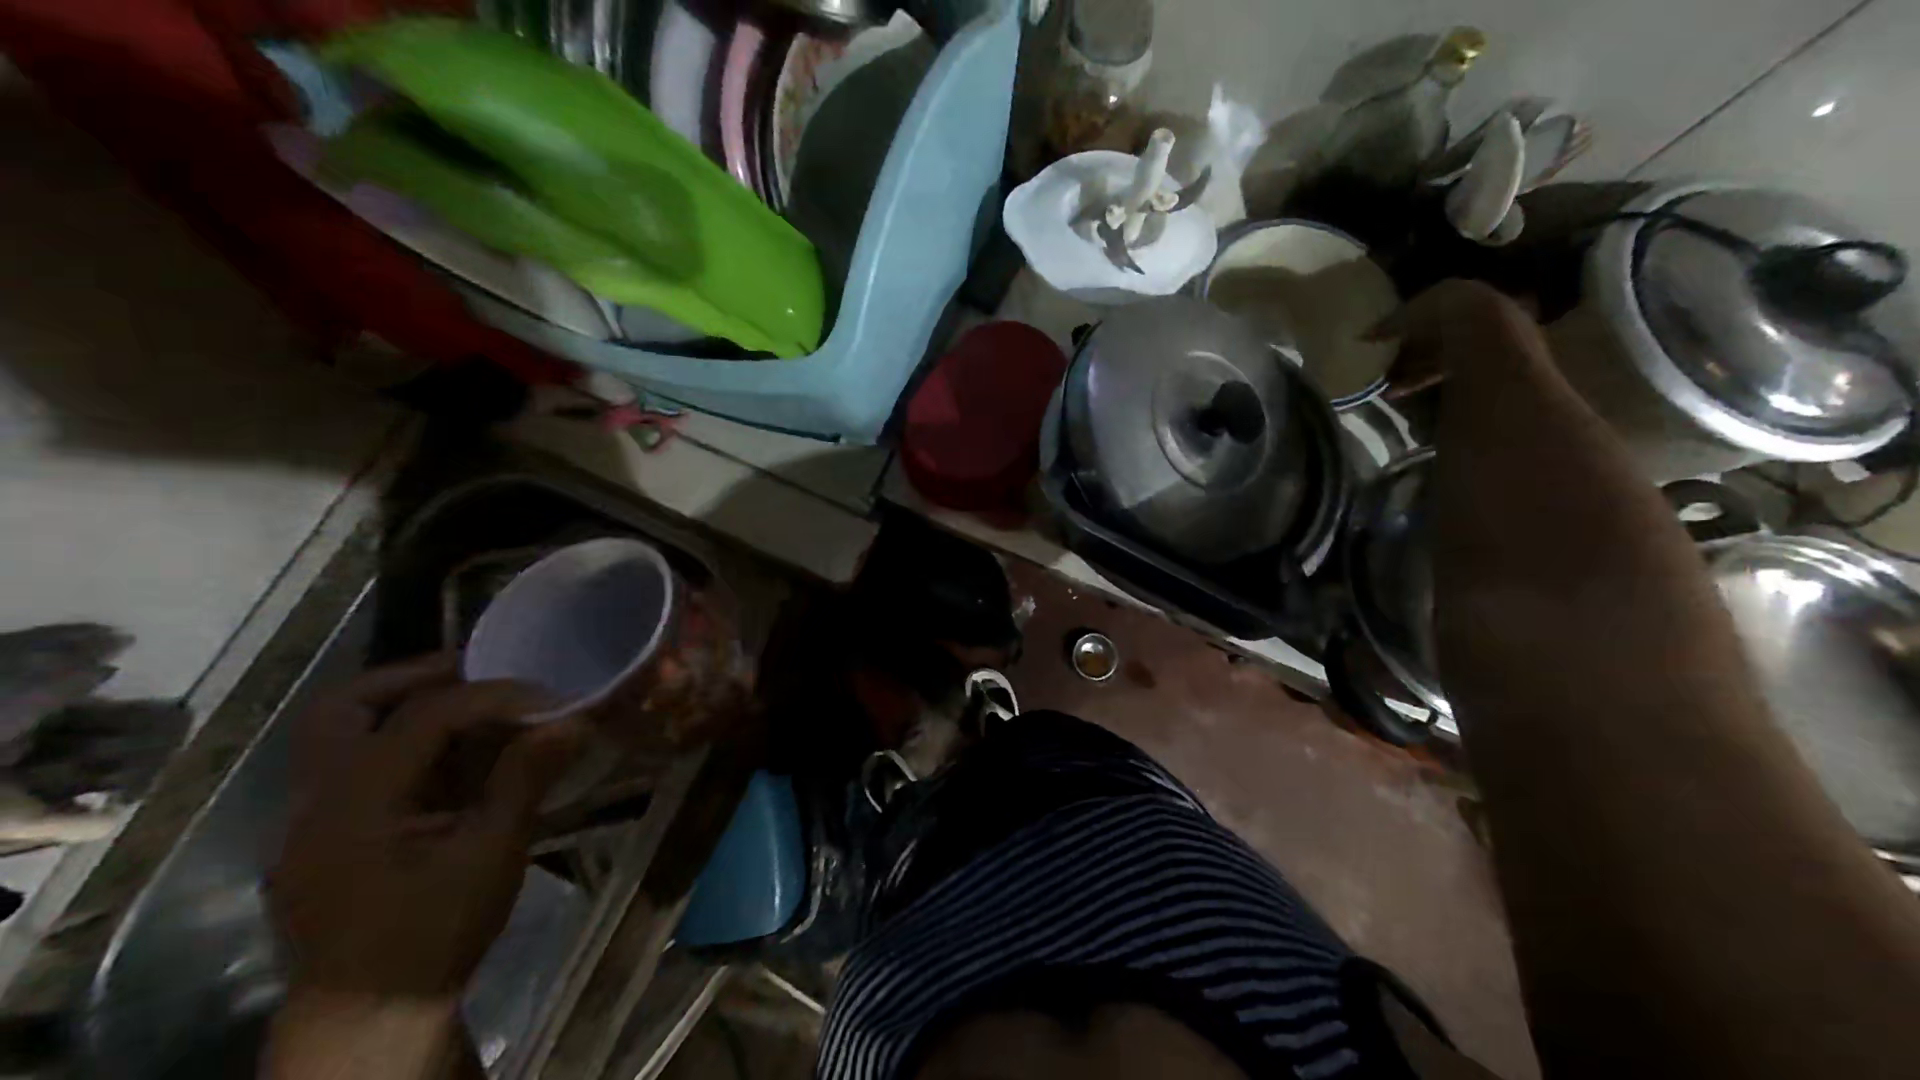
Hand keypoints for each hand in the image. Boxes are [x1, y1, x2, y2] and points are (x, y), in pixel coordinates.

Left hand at [269, 655, 584, 1001]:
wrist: (368, 1019)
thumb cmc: (432, 935)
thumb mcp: (491, 855)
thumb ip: (525, 778)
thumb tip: (574, 720)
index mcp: (353, 801)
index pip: (424, 716)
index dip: (494, 695)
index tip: (551, 697)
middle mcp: (317, 800)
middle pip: (345, 706)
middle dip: (415, 678)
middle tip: (479, 671)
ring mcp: (314, 820)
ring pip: (342, 735)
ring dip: (408, 710)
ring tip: (476, 710)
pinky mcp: (330, 838)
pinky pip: (360, 769)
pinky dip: (407, 748)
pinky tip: (457, 763)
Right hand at [1372, 279, 1533, 397]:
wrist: (1480, 333)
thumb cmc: (1440, 313)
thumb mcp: (1404, 317)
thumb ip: (1384, 326)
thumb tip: (1363, 335)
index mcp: (1450, 292)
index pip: (1421, 307)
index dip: (1399, 323)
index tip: (1381, 338)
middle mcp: (1463, 311)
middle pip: (1428, 332)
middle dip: (1405, 348)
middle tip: (1380, 362)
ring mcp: (1471, 338)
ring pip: (1432, 354)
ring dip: (1407, 368)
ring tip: (1381, 382)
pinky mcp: (1472, 364)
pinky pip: (1437, 372)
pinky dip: (1415, 382)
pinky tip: (1393, 392)